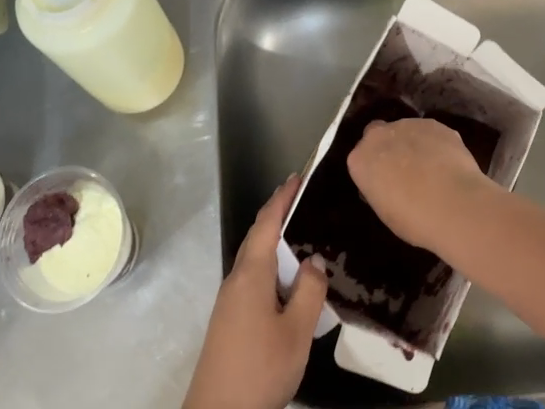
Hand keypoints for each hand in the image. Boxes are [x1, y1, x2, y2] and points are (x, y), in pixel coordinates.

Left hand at [183, 175, 329, 408]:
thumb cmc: (259, 367)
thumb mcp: (295, 331)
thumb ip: (309, 291)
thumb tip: (313, 259)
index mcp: (250, 274)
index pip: (266, 223)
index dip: (282, 199)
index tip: (298, 177)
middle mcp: (237, 280)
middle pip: (258, 239)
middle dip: (280, 217)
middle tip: (308, 204)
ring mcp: (231, 301)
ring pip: (257, 261)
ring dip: (278, 246)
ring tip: (307, 239)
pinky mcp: (231, 320)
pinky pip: (255, 281)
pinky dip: (274, 270)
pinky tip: (291, 284)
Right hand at [347, 117, 496, 249]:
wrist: (454, 205)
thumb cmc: (414, 219)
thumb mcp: (385, 212)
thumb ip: (380, 189)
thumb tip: (389, 184)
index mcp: (359, 159)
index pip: (361, 160)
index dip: (374, 171)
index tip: (385, 185)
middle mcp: (379, 135)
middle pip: (380, 136)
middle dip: (389, 148)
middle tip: (405, 171)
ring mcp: (408, 125)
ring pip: (406, 131)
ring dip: (414, 145)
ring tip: (433, 170)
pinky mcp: (435, 124)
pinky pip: (431, 133)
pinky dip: (436, 144)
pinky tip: (449, 165)